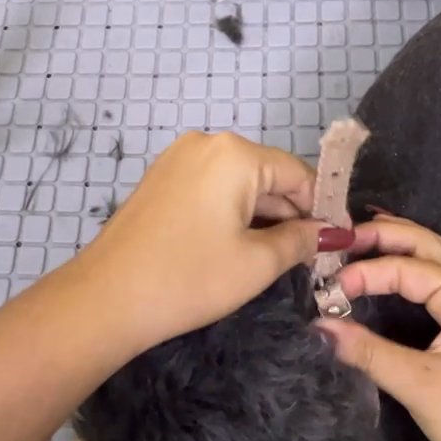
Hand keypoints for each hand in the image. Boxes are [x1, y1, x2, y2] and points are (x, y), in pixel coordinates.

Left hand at [73, 132, 352, 350]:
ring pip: (238, 182)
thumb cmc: (189, 278)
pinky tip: (235, 246)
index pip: (297, 173)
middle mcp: (207, 142)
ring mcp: (178, 158)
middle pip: (267, 174)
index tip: (334, 245)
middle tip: (307, 260)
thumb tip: (332, 232)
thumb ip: (301, 240)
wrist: (106, 298)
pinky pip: (211, 187)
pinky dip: (230, 212)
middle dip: (289, 213)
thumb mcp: (256, 263)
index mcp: (235, 154)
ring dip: (260, 215)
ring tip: (272, 258)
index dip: (321, 209)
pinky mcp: (161, 178)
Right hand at [316, 221, 440, 440]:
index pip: (407, 268)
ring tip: (368, 233)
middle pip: (428, 248)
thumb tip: (317, 325)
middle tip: (342, 235)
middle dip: (387, 236)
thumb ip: (368, 351)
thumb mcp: (420, 386)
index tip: (327, 290)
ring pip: (439, 265)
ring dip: (405, 247)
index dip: (365, 272)